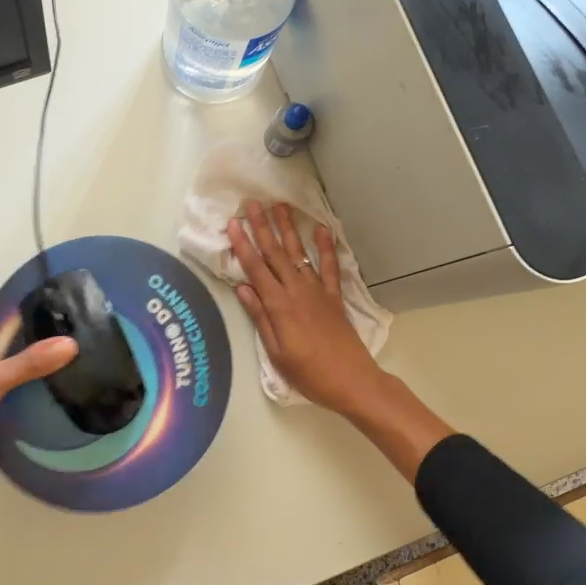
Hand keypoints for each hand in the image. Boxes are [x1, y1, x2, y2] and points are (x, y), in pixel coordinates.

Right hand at [227, 200, 388, 416]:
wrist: (352, 381)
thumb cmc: (308, 373)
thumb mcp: (276, 352)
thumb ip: (261, 317)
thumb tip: (243, 288)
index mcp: (279, 306)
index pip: (256, 269)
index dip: (243, 245)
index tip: (234, 224)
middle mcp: (297, 291)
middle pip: (275, 254)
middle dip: (262, 227)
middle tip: (252, 203)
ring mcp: (318, 290)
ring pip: (299, 253)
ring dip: (288, 229)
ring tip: (280, 206)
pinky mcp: (334, 296)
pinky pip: (330, 266)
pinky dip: (326, 246)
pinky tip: (322, 228)